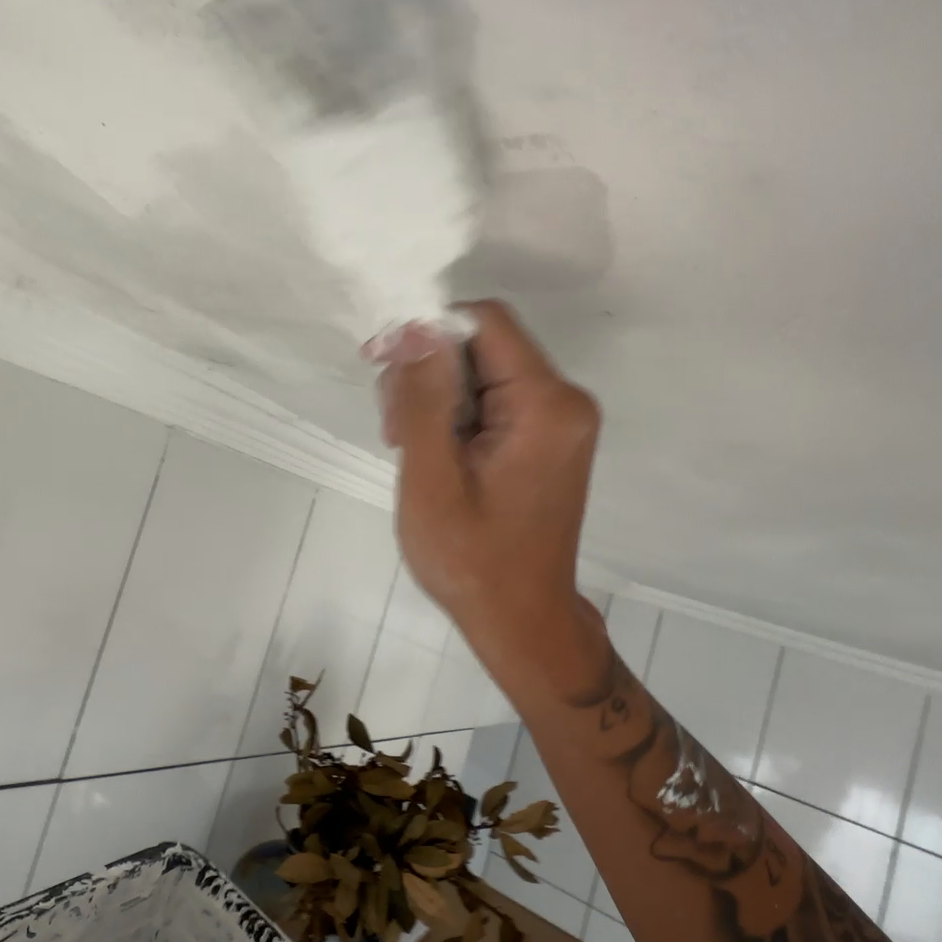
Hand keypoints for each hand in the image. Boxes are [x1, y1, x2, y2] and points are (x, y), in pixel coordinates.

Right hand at [376, 301, 600, 636]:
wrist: (519, 619)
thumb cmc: (471, 560)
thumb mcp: (432, 479)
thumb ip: (422, 399)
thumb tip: (413, 327)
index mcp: (545, 405)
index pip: (484, 322)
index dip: (425, 330)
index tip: (378, 364)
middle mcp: (563, 401)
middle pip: (481, 344)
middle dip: (425, 372)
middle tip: (392, 429)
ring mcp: (558, 420)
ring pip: (480, 371)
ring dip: (432, 397)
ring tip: (407, 448)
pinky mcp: (544, 437)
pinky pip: (490, 399)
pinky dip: (451, 415)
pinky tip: (430, 452)